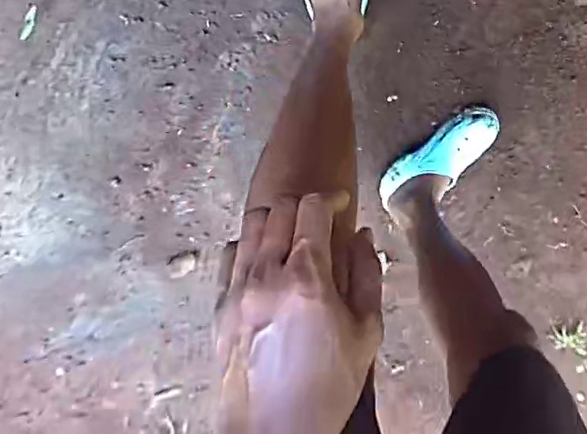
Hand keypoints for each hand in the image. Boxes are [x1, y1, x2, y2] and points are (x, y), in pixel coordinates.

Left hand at [215, 193, 382, 433]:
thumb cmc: (325, 388)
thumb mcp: (367, 331)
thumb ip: (368, 272)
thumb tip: (361, 235)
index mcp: (307, 277)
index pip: (312, 206)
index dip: (332, 198)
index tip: (342, 204)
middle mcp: (267, 276)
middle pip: (279, 208)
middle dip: (304, 206)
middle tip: (320, 221)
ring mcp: (237, 292)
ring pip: (250, 225)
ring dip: (275, 220)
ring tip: (292, 237)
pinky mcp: (218, 311)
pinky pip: (230, 256)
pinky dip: (249, 246)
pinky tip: (266, 261)